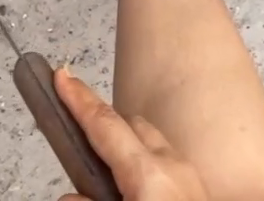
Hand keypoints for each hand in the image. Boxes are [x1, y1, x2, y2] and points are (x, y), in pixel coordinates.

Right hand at [55, 67, 208, 200]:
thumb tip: (70, 199)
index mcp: (148, 175)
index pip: (105, 124)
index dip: (79, 99)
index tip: (61, 75)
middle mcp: (173, 165)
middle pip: (131, 125)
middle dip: (103, 123)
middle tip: (76, 135)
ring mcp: (191, 176)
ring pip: (152, 143)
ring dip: (126, 146)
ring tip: (103, 171)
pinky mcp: (202, 190)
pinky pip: (168, 163)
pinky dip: (145, 163)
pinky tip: (134, 189)